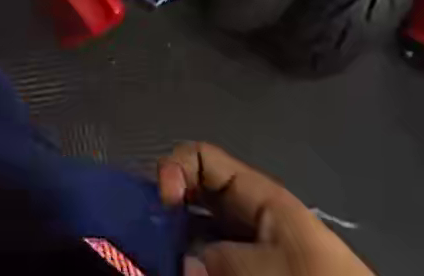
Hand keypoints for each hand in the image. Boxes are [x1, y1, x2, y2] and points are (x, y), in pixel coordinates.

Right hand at [158, 142, 373, 275]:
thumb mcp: (275, 270)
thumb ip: (224, 262)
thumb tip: (182, 265)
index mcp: (256, 196)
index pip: (201, 158)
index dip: (175, 169)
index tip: (164, 204)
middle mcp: (246, 217)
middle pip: (193, 198)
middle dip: (166, 215)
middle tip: (148, 243)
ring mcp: (247, 252)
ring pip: (197, 238)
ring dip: (177, 250)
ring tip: (160, 263)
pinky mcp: (246, 273)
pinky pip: (212, 266)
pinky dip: (194, 268)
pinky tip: (181, 273)